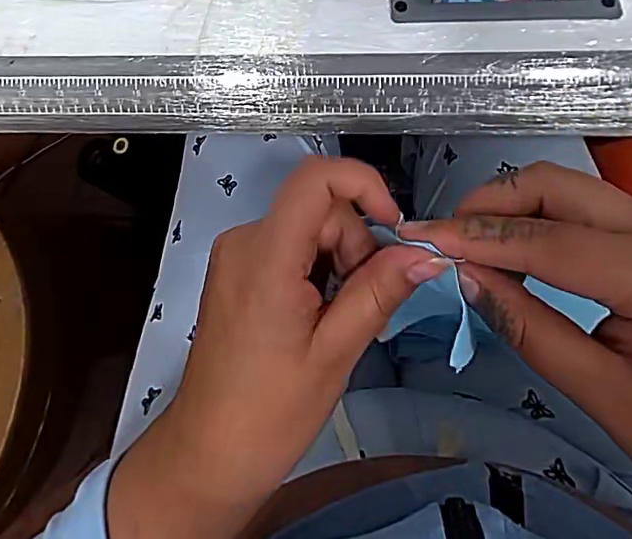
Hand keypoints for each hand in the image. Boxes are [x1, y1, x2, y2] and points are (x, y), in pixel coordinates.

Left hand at [108, 158, 448, 538]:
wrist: (207, 454)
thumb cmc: (268, 414)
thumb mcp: (335, 352)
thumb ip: (380, 291)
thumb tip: (424, 255)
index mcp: (265, 255)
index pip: (315, 178)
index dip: (363, 184)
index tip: (392, 225)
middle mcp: (245, 239)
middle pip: (320, 208)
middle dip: (355, 246)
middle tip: (362, 304)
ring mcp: (237, 251)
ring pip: (309, 226)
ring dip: (338, 260)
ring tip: (337, 319)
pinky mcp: (237, 265)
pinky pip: (290, 243)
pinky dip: (317, 267)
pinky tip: (319, 313)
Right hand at [400, 163, 631, 538]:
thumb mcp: (606, 397)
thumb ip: (528, 327)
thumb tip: (465, 278)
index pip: (544, 240)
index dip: (475, 238)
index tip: (422, 237)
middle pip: (556, 186)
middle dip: (491, 203)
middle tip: (445, 236)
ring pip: (571, 190)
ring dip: (515, 208)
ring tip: (471, 242)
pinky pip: (590, 212)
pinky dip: (544, 222)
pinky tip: (518, 250)